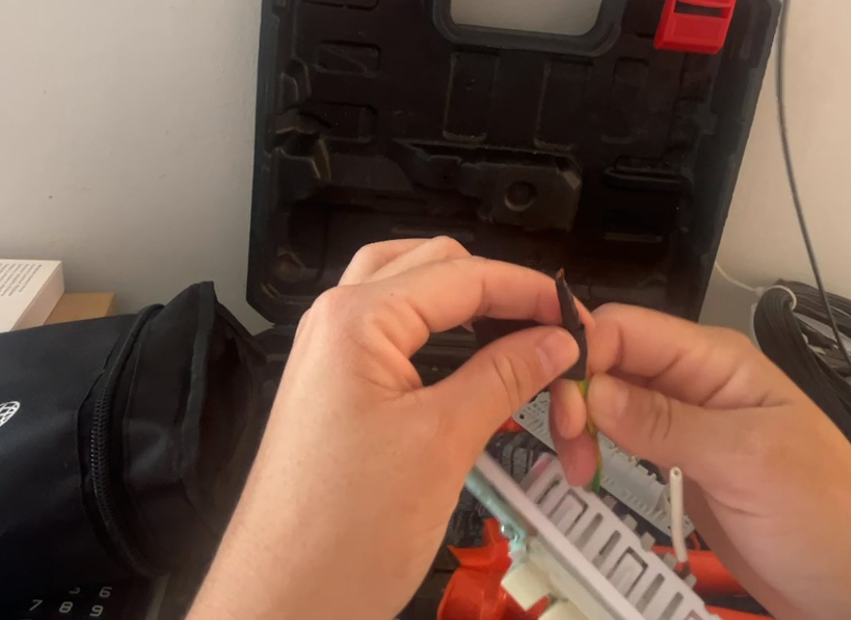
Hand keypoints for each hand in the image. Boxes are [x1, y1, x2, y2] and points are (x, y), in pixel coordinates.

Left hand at [188, 238, 580, 619]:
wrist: (279, 606)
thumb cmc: (338, 536)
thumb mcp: (442, 444)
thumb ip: (503, 378)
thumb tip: (552, 342)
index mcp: (356, 319)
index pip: (461, 275)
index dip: (525, 289)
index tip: (571, 313)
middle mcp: (336, 319)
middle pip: (434, 265)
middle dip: (497, 288)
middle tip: (548, 325)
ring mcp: (330, 349)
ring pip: (408, 285)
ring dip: (463, 297)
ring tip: (512, 328)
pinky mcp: (335, 381)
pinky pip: (392, 325)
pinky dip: (436, 324)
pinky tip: (466, 349)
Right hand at [549, 304, 850, 619]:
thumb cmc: (825, 517)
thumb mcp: (746, 463)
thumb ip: (665, 423)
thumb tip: (591, 390)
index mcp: (714, 360)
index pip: (628, 330)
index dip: (586, 354)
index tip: (563, 408)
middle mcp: (693, 379)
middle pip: (611, 361)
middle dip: (579, 395)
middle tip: (569, 451)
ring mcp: (684, 420)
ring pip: (610, 397)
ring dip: (583, 424)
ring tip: (579, 470)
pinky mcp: (677, 459)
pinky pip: (623, 436)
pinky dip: (597, 447)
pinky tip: (587, 470)